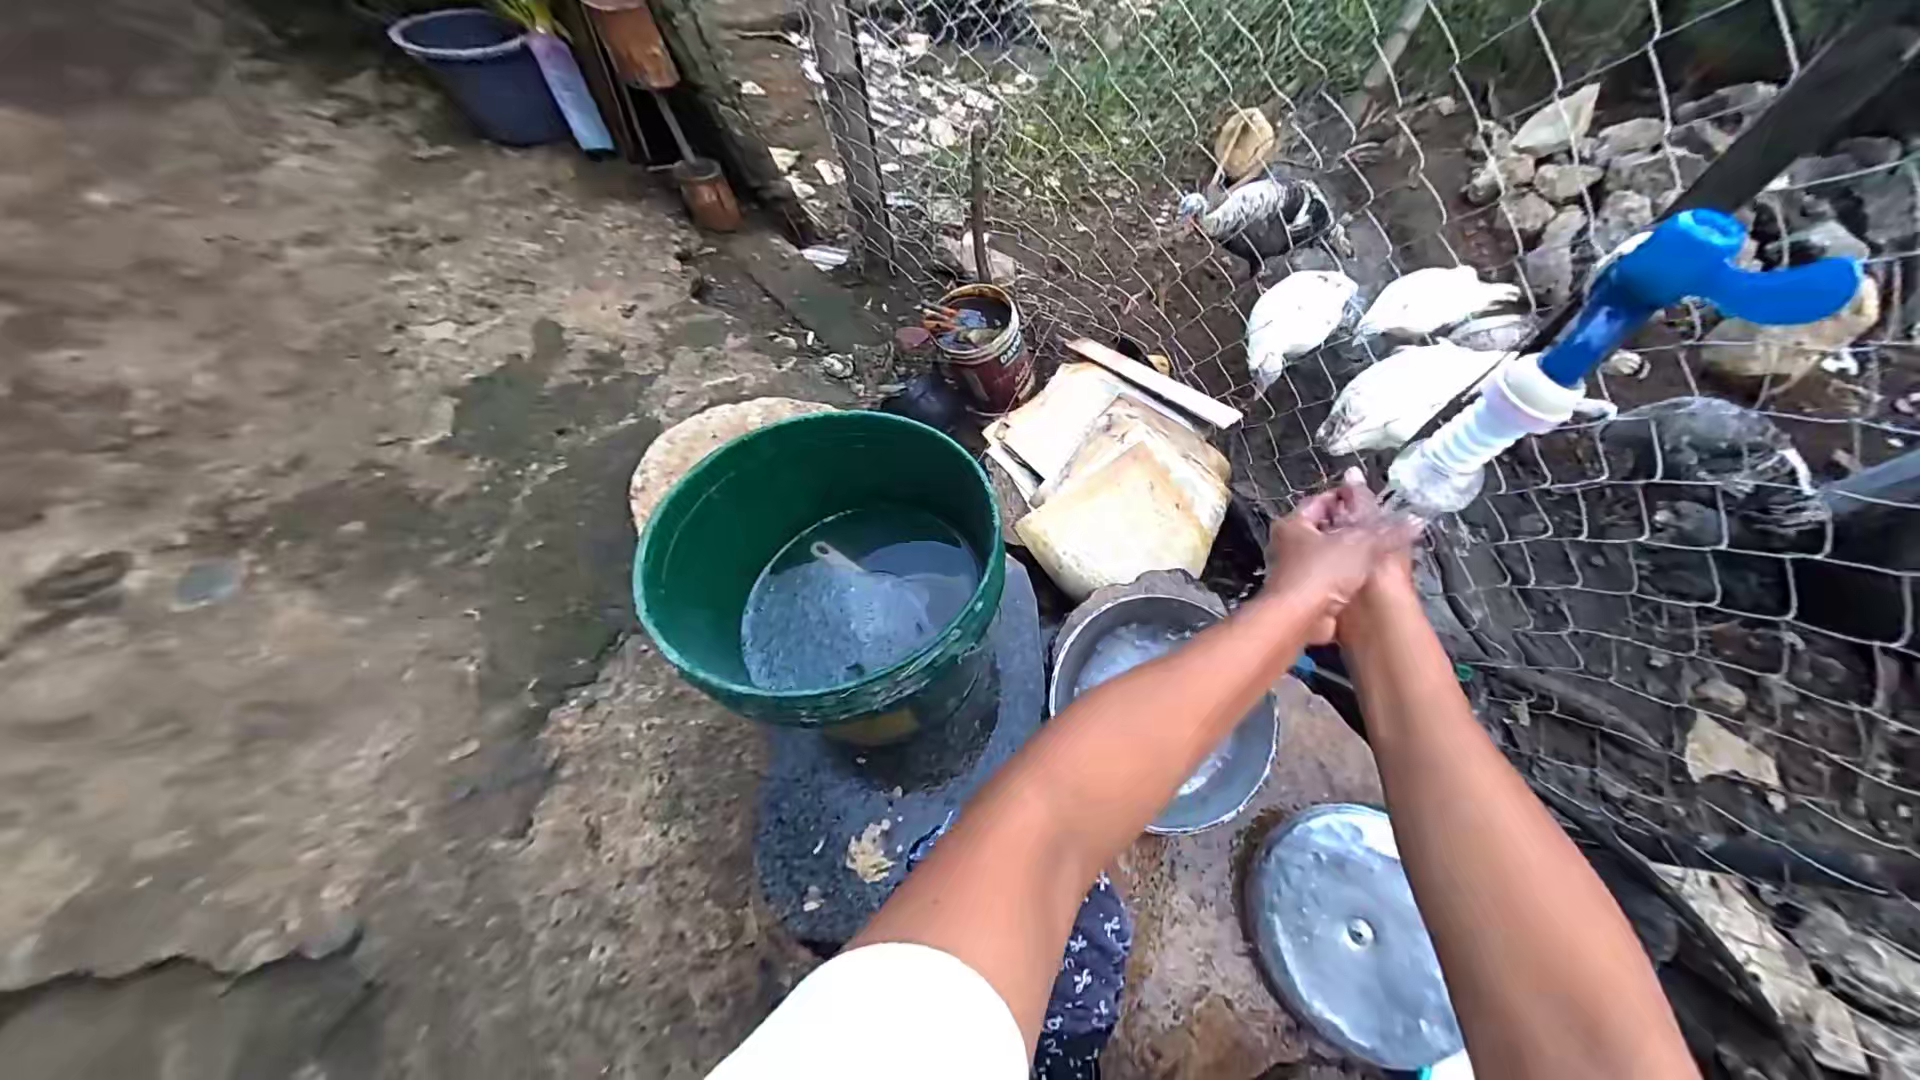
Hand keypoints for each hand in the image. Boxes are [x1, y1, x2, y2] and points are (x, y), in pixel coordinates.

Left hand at [1265, 468, 1418, 642]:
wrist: (1300, 617)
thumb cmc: (1323, 572)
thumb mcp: (1360, 544)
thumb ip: (1387, 530)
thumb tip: (1415, 519)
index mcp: (1292, 524)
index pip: (1320, 501)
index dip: (1347, 497)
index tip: (1373, 499)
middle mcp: (1287, 543)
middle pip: (1325, 527)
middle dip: (1353, 526)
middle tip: (1384, 524)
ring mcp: (1294, 568)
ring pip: (1329, 551)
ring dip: (1352, 551)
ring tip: (1383, 547)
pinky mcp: (1303, 590)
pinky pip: (1329, 573)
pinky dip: (1347, 572)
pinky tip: (1370, 574)